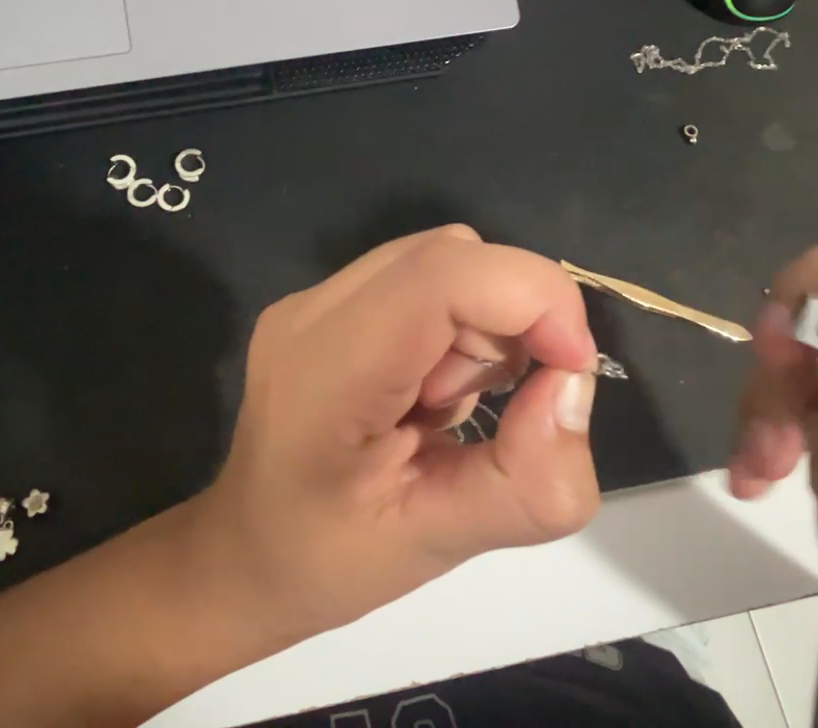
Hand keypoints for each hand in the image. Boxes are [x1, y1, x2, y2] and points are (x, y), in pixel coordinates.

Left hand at [188, 225, 602, 641]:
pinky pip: (423, 280)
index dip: (532, 298)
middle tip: (480, 410)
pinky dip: (456, 325)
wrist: (244, 550)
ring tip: (443, 409)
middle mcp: (313, 310)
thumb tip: (573, 388)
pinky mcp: (328, 302)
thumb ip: (524, 482)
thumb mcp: (435, 545)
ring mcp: (314, 299)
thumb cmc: (324, 560)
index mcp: (325, 369)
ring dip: (480, 329)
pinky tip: (426, 391)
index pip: (443, 274)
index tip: (572, 369)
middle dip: (506, 326)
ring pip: (444, 262)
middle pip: (452, 258)